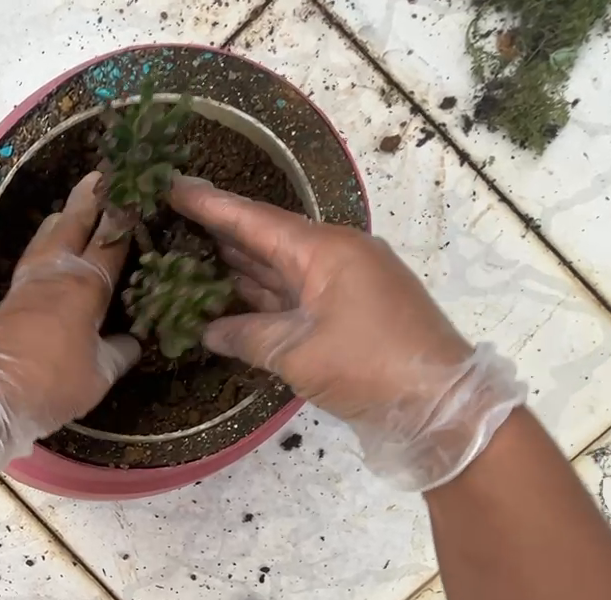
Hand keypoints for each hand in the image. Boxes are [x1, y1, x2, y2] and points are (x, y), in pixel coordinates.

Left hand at [0, 172, 138, 474]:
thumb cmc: (51, 382)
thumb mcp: (97, 375)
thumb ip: (117, 354)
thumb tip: (132, 342)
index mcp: (86, 286)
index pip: (111, 243)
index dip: (124, 219)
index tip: (134, 195)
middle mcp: (55, 276)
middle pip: (72, 226)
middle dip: (88, 199)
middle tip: (99, 175)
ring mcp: (26, 287)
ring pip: (46, 240)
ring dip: (60, 220)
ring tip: (68, 207)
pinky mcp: (6, 304)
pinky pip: (30, 262)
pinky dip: (42, 247)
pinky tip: (44, 253)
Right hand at [168, 175, 524, 490]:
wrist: (436, 401)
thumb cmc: (368, 366)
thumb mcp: (296, 353)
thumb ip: (246, 337)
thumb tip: (209, 331)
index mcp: (326, 252)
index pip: (256, 222)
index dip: (213, 206)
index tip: (175, 187)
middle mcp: (333, 258)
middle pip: (266, 239)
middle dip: (221, 231)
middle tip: (174, 218)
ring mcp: (340, 285)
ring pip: (277, 268)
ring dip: (236, 264)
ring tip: (189, 251)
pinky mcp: (343, 312)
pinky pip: (290, 295)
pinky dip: (257, 295)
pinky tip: (226, 295)